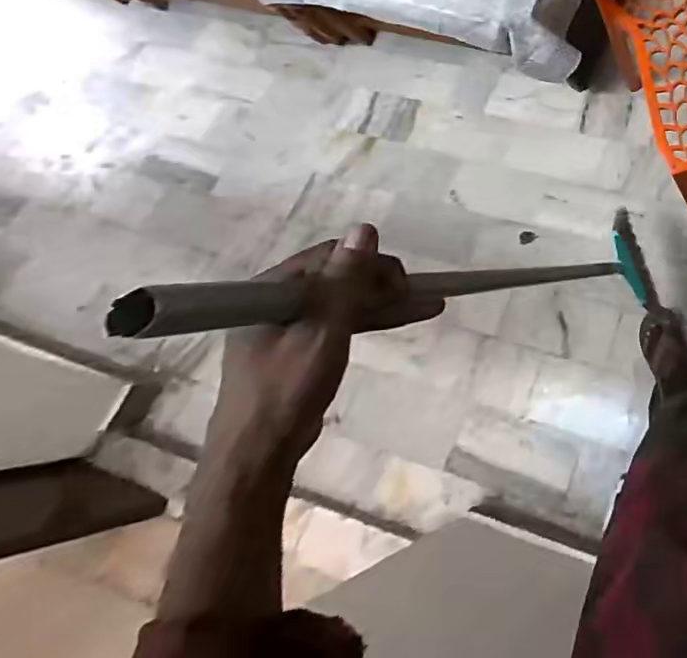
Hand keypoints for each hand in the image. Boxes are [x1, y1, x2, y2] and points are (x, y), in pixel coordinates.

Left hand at [204, 224, 409, 470]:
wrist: (259, 456)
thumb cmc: (288, 390)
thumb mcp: (324, 329)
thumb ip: (344, 280)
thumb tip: (364, 229)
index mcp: (270, 291)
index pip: (330, 256)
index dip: (371, 264)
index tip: (403, 285)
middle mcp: (275, 301)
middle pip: (340, 275)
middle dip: (382, 283)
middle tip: (416, 298)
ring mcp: (286, 324)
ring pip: (345, 299)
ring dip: (385, 301)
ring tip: (428, 305)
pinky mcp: (298, 346)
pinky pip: (341, 320)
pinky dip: (371, 319)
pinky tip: (402, 317)